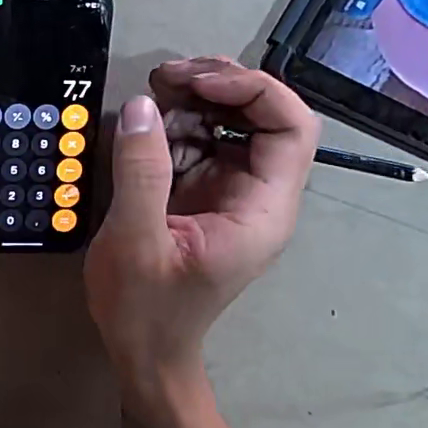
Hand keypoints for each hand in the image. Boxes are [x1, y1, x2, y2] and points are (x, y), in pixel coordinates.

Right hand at [85, 57, 318, 385]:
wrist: (143, 350)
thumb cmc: (146, 308)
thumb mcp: (137, 240)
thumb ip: (141, 171)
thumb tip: (141, 106)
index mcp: (262, 208)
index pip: (291, 127)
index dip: (252, 91)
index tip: (197, 83)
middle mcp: (256, 192)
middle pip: (264, 114)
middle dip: (219, 84)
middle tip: (164, 77)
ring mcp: (229, 188)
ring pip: (231, 120)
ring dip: (194, 97)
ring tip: (152, 89)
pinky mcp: (201, 189)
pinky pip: (199, 138)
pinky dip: (174, 120)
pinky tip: (147, 120)